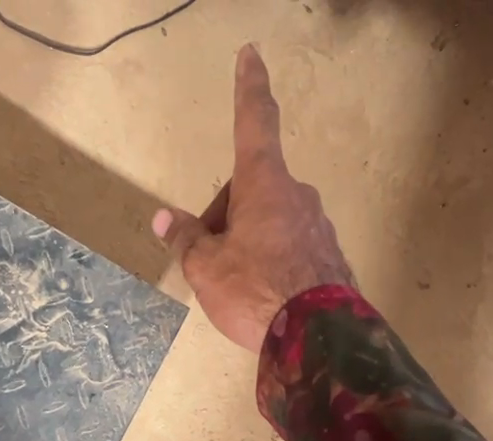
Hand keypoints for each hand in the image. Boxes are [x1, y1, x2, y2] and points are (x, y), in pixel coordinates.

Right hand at [154, 45, 355, 352]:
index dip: (249, 88)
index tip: (250, 54)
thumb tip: (164, 219)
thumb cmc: (253, 290)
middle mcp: (296, 194)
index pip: (254, 122)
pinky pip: (288, 246)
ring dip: (245, 241)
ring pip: (270, 220)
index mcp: (264, 185)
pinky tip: (260, 295)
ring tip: (231, 286)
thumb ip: (185, 239)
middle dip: (223, 216)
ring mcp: (317, 224)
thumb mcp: (206, 268)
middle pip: (251, 189)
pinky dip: (268, 260)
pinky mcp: (328, 254)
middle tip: (203, 260)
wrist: (316, 335)